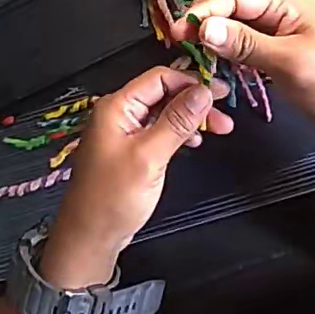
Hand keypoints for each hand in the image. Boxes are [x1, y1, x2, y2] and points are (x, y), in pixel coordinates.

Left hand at [41, 67, 232, 286]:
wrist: (90, 236)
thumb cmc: (113, 197)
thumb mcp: (150, 156)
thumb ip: (177, 121)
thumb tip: (203, 91)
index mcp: (117, 106)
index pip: (159, 78)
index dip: (191, 82)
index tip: (219, 93)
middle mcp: (119, 111)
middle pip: (163, 93)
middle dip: (195, 101)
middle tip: (224, 116)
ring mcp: (125, 130)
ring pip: (164, 110)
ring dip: (191, 117)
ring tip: (220, 129)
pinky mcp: (131, 147)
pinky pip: (159, 128)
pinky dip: (179, 131)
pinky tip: (195, 140)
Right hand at [173, 0, 314, 140]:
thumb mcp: (291, 64)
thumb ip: (246, 44)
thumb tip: (205, 27)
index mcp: (288, 1)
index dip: (204, 10)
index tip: (180, 32)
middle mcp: (280, 7)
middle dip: (204, 13)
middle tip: (182, 40)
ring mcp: (279, 26)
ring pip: (234, 16)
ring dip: (212, 28)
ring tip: (193, 48)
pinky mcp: (276, 46)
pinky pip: (242, 36)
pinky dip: (224, 43)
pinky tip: (215, 57)